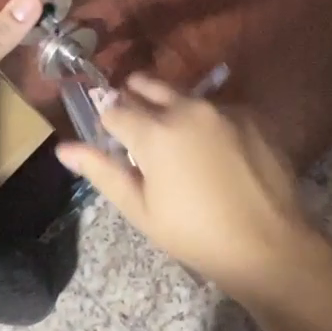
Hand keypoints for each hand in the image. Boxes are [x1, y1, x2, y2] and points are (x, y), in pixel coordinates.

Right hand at [56, 74, 321, 298]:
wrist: (267, 244)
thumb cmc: (195, 234)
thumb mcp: (141, 209)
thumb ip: (103, 171)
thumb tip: (64, 148)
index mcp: (154, 132)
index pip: (114, 110)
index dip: (106, 122)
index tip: (110, 137)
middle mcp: (187, 109)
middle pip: (148, 86)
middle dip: (135, 97)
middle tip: (137, 124)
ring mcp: (223, 109)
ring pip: (185, 96)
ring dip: (173, 107)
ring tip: (177, 139)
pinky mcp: (252, 116)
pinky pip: (218, 108)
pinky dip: (207, 120)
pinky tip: (215, 150)